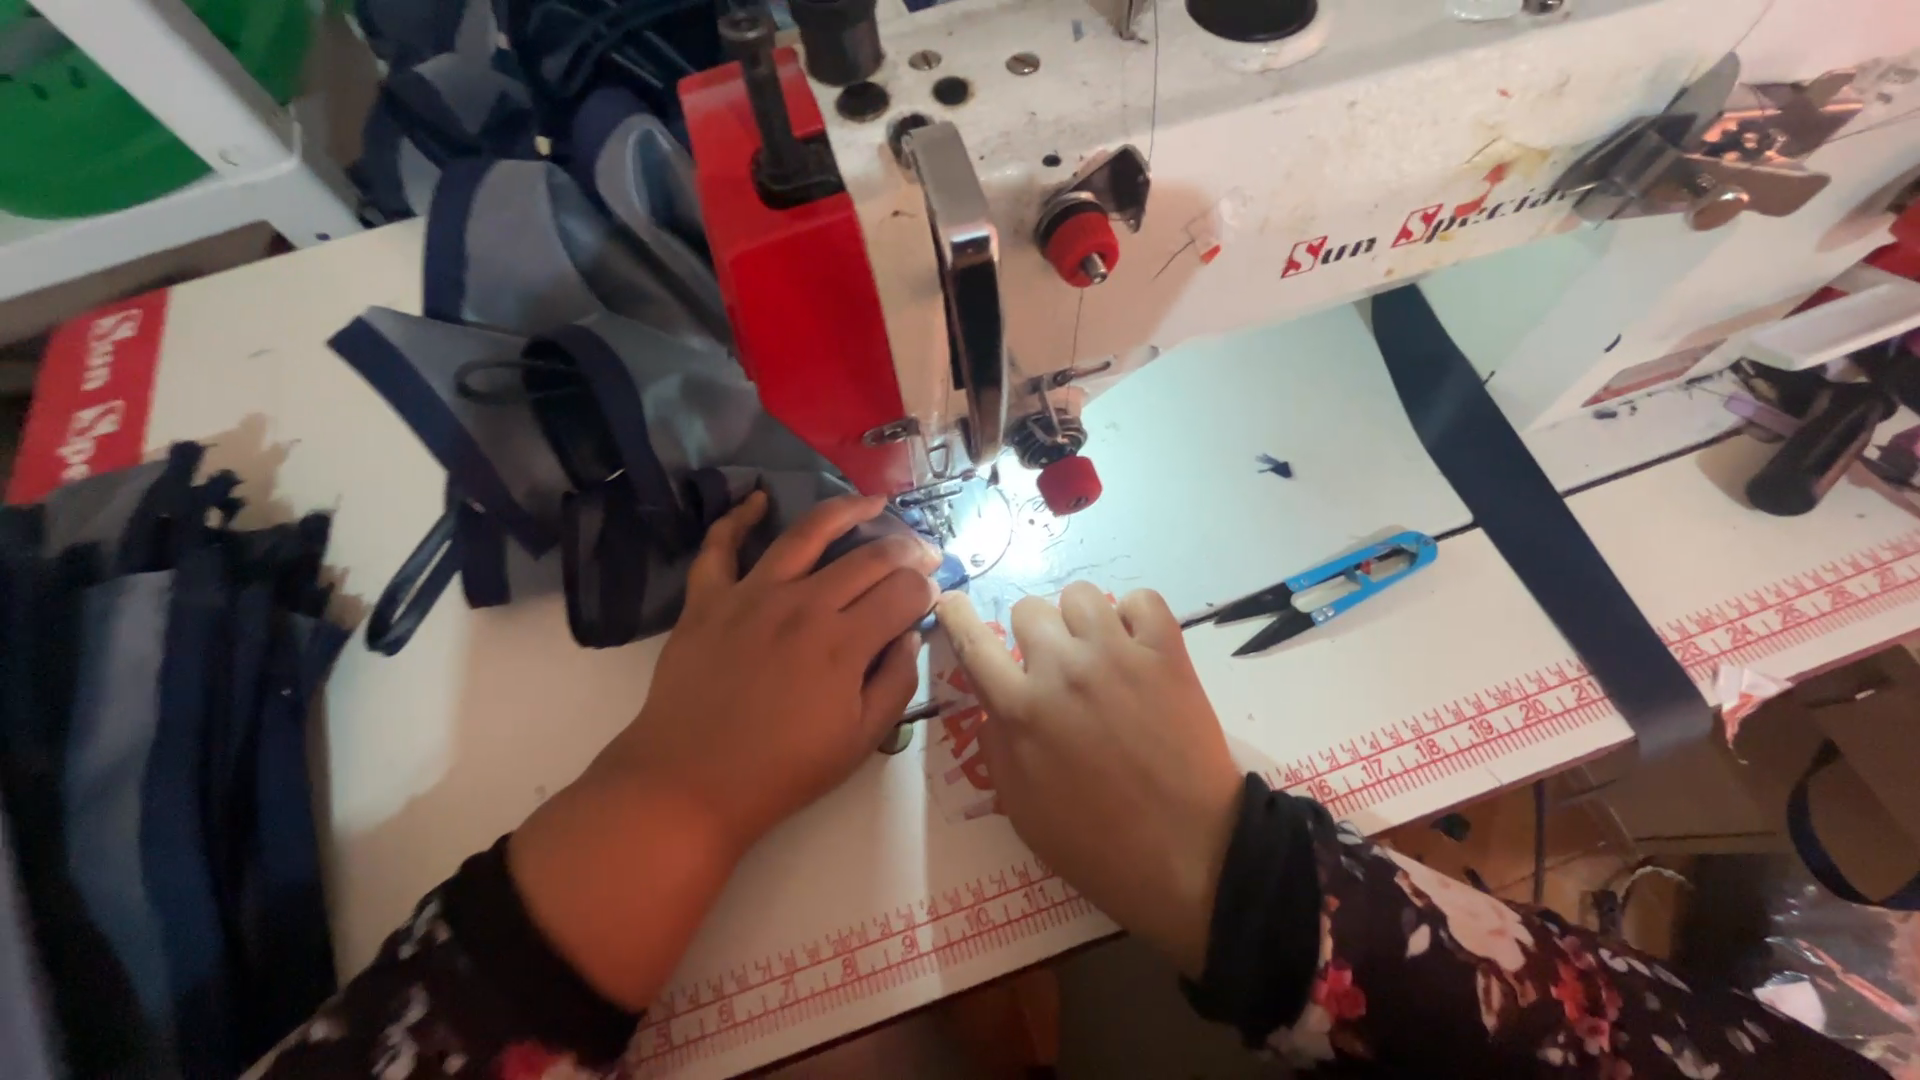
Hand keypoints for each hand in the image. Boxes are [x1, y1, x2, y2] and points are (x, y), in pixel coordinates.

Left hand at [605, 489, 940, 846]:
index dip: (926, 589)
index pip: (903, 593)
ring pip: (806, 533)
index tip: (931, 594)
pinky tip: (757, 499)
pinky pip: (721, 547)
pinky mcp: (708, 599)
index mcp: (844, 643)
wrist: (690, 783)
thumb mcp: (859, 741)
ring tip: (872, 501)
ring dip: (846, 510)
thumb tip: (910, 636)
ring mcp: (752, 594)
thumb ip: (896, 683)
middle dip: (905, 549)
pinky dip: (737, 519)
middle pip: (868, 558)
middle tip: (921, 552)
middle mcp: (804, 604)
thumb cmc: (782, 770)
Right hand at [936, 584, 1242, 977]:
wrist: (1186, 856)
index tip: (953, 603)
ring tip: (1096, 651)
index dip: (957, 616)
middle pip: (1028, 610)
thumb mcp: (1020, 808)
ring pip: (1080, 595)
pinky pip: (1141, 600)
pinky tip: (1135, 645)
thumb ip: (997, 747)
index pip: (972, 641)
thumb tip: (995, 705)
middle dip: (1032, 636)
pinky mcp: (1166, 653)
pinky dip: (1133, 616)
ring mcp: (1117, 655)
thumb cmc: (1095, 844)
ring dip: (1078, 620)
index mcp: (1020, 710)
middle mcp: (1062, 669)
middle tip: (1052, 666)